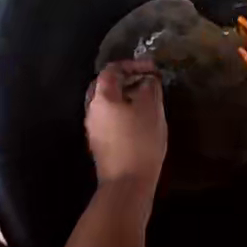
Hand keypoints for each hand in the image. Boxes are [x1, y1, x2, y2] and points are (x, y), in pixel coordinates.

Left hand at [85, 60, 167, 193]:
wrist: (127, 182)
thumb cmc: (140, 141)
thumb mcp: (152, 109)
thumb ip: (150, 87)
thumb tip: (148, 79)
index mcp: (102, 99)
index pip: (112, 70)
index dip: (133, 64)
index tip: (153, 69)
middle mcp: (92, 111)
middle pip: (105, 85)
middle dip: (126, 78)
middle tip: (147, 79)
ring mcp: (94, 128)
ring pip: (107, 102)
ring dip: (125, 94)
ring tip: (147, 97)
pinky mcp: (100, 142)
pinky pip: (109, 116)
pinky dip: (123, 109)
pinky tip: (140, 116)